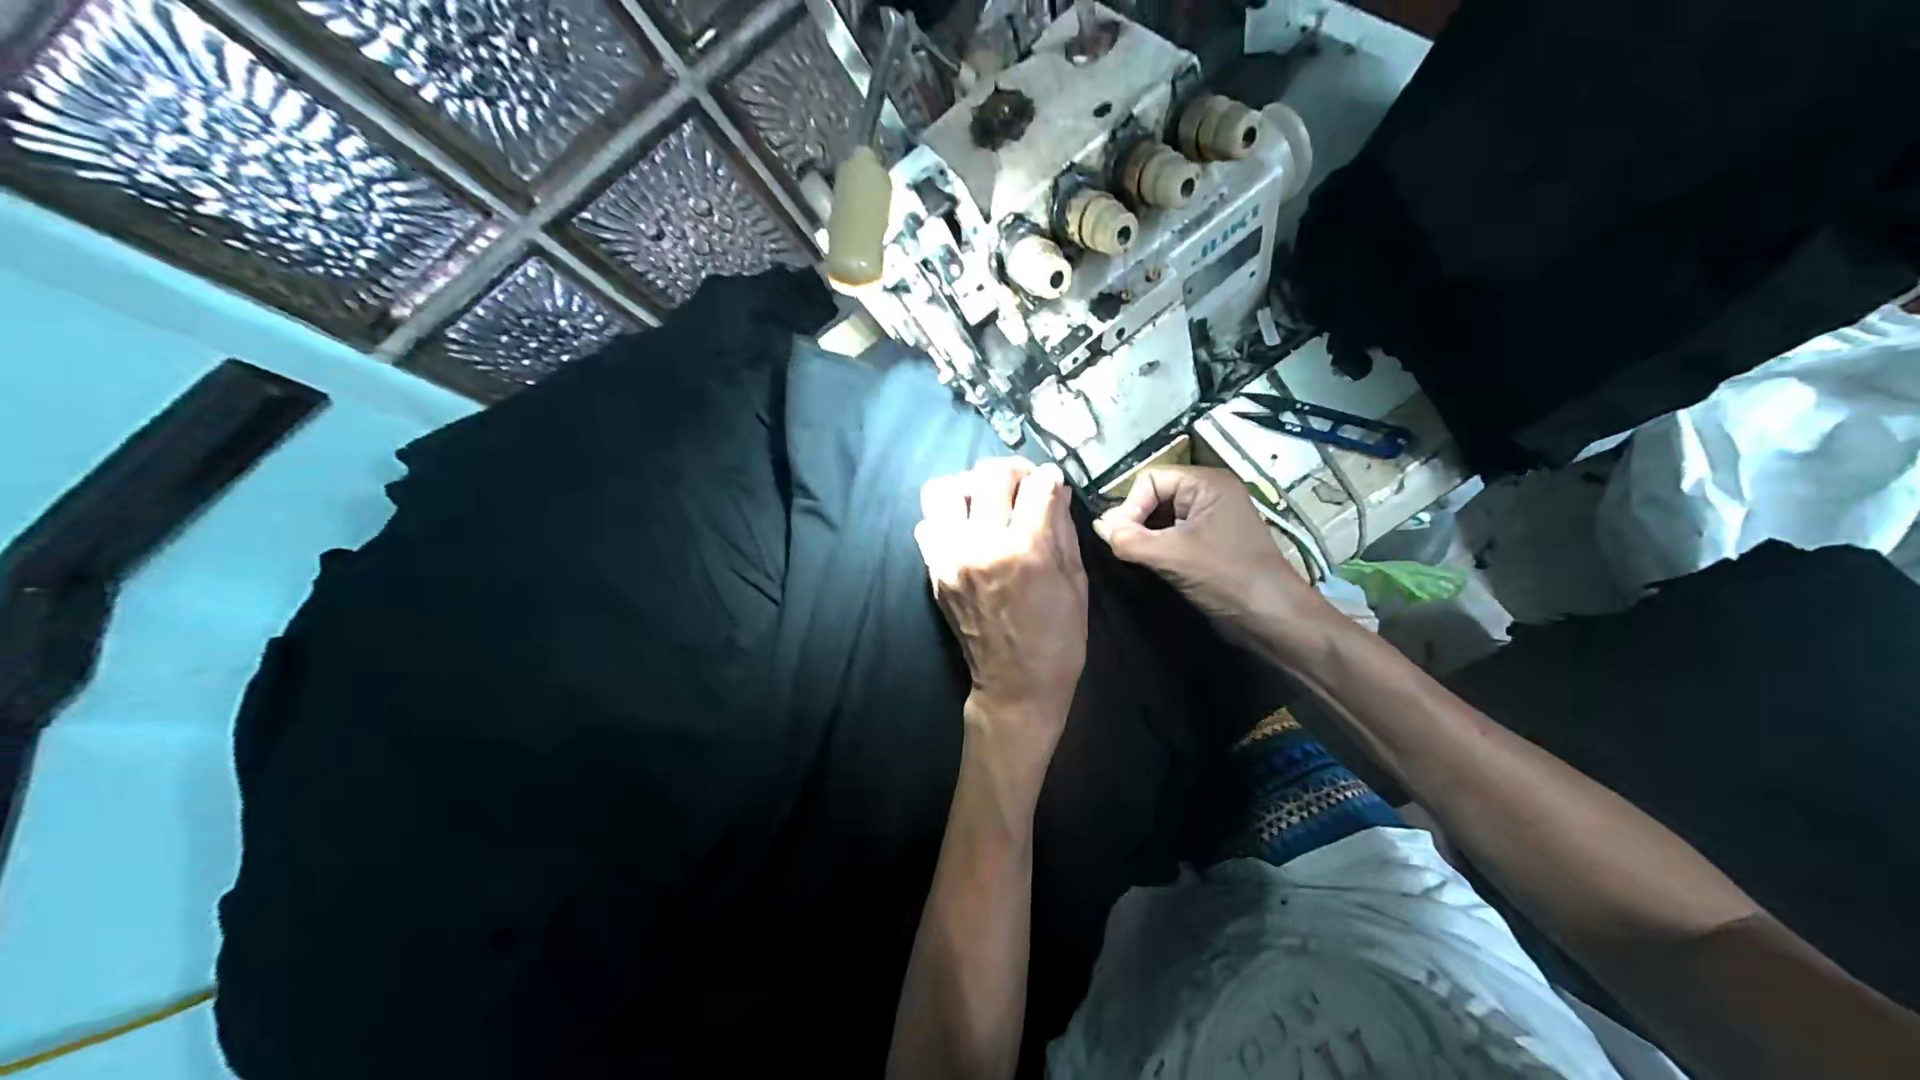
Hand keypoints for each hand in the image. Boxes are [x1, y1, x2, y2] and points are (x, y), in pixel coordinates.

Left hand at [915, 458, 1087, 790]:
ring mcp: (950, 558)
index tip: (1052, 484)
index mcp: (1026, 551)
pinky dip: (947, 518)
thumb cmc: (1058, 639)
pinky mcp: (934, 572)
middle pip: (988, 476)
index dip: (1049, 478)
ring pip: (943, 490)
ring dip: (969, 487)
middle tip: (1022, 486)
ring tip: (986, 502)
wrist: (1016, 687)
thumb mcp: (1076, 582)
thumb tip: (1055, 487)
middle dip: (1012, 472)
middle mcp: (982, 547)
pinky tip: (968, 531)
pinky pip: (927, 525)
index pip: (1035, 485)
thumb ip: (1062, 528)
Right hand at [1092, 466, 1334, 654]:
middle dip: (1135, 519)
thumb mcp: (1171, 556)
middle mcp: (1208, 493)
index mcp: (1206, 483)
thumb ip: (1128, 539)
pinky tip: (1148, 563)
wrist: (1272, 618)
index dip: (1130, 505)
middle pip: (1154, 495)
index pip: (1150, 479)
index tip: (1120, 537)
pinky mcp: (1208, 542)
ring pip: (1160, 517)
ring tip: (1133, 556)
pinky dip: (1156, 546)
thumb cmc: (1226, 577)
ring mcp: (1210, 518)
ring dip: (1143, 535)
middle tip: (1123, 548)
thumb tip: (1098, 526)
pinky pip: (1171, 534)